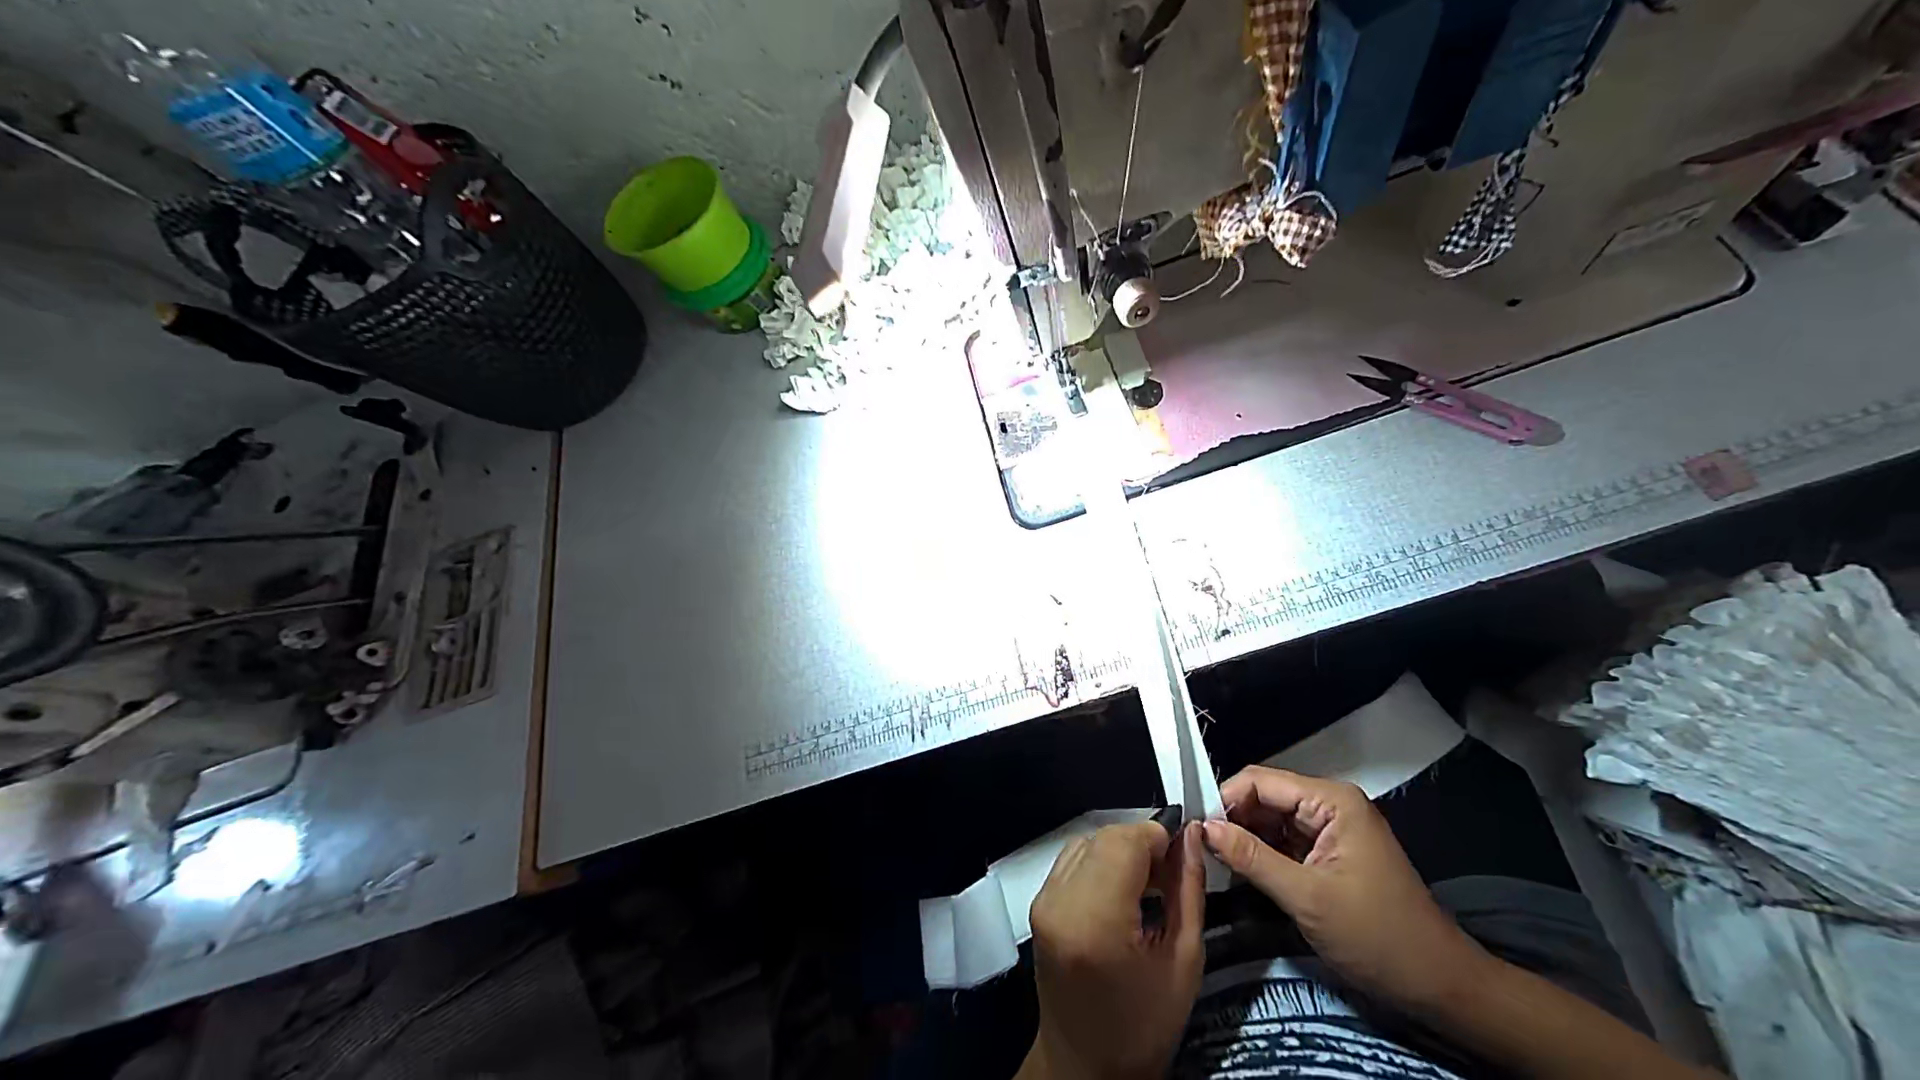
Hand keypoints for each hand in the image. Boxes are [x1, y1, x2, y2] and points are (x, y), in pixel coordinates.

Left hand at [1019, 820, 1205, 1079]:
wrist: (1085, 1066)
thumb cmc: (1143, 1025)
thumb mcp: (1183, 961)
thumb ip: (1187, 890)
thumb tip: (1190, 836)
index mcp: (1094, 919)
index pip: (1123, 841)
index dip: (1157, 837)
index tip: (1182, 855)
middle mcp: (1059, 900)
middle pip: (1104, 838)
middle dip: (1141, 845)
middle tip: (1170, 874)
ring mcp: (1042, 900)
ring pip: (1087, 843)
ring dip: (1120, 852)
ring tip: (1148, 886)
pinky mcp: (1037, 903)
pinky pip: (1072, 860)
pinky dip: (1100, 863)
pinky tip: (1122, 892)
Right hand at [1202, 767, 1491, 1011]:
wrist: (1439, 984)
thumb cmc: (1377, 936)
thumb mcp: (1306, 897)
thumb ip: (1251, 857)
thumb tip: (1203, 828)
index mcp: (1332, 801)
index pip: (1259, 781)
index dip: (1225, 801)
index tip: (1198, 831)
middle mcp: (1330, 804)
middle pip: (1263, 796)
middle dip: (1232, 820)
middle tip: (1204, 850)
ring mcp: (1330, 827)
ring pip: (1269, 818)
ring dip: (1244, 838)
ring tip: (1219, 863)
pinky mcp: (1328, 851)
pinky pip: (1282, 839)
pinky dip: (1261, 853)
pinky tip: (1243, 871)